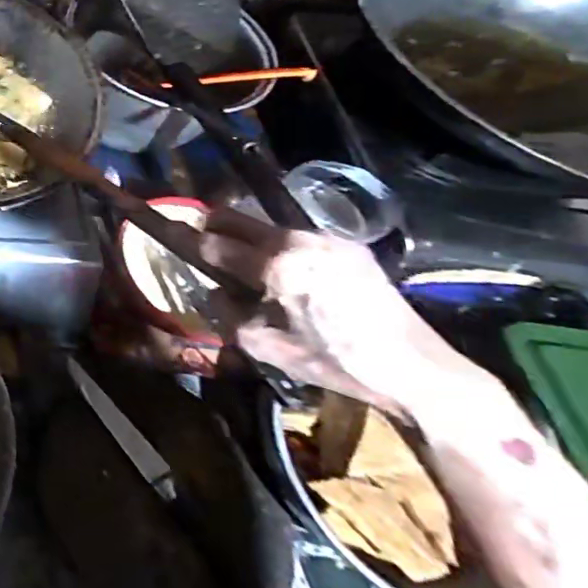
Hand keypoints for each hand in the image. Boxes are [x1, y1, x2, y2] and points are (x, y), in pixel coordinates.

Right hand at [199, 212, 473, 421]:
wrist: (417, 369)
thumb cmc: (340, 364)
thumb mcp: (273, 350)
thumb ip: (232, 317)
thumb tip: (213, 294)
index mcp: (278, 266)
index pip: (218, 244)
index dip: (191, 240)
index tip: (171, 232)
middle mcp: (299, 240)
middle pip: (239, 218)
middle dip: (214, 224)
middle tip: (198, 232)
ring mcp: (327, 239)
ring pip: (270, 226)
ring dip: (249, 235)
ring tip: (242, 255)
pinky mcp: (349, 246)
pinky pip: (299, 237)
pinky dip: (281, 245)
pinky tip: (285, 268)